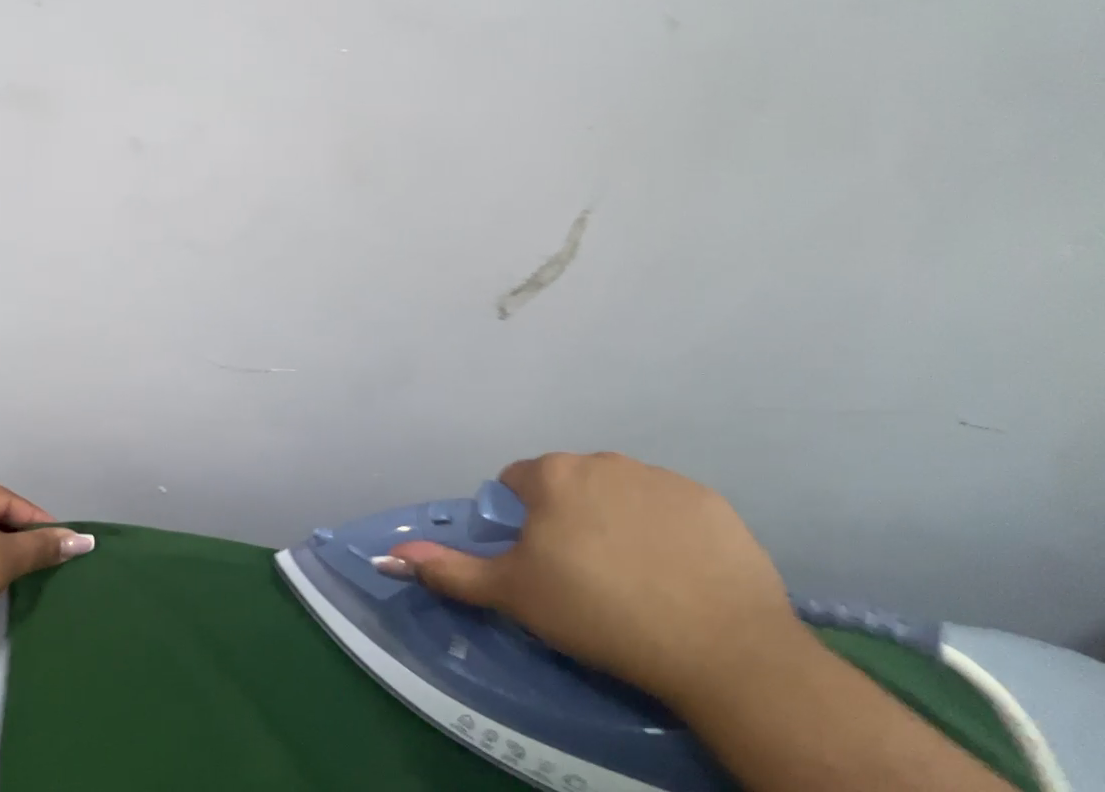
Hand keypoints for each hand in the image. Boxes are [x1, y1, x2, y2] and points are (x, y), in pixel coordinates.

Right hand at [384, 451, 801, 703]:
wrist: (719, 646)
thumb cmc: (597, 613)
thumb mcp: (513, 594)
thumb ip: (450, 569)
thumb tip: (388, 555)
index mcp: (554, 475)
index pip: (517, 482)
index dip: (520, 522)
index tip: (537, 564)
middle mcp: (605, 461)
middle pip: (569, 485)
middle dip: (566, 519)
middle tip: (580, 576)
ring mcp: (663, 478)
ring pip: (619, 495)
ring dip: (614, 522)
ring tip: (631, 579)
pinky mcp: (711, 501)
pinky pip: (670, 510)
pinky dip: (664, 533)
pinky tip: (676, 575)